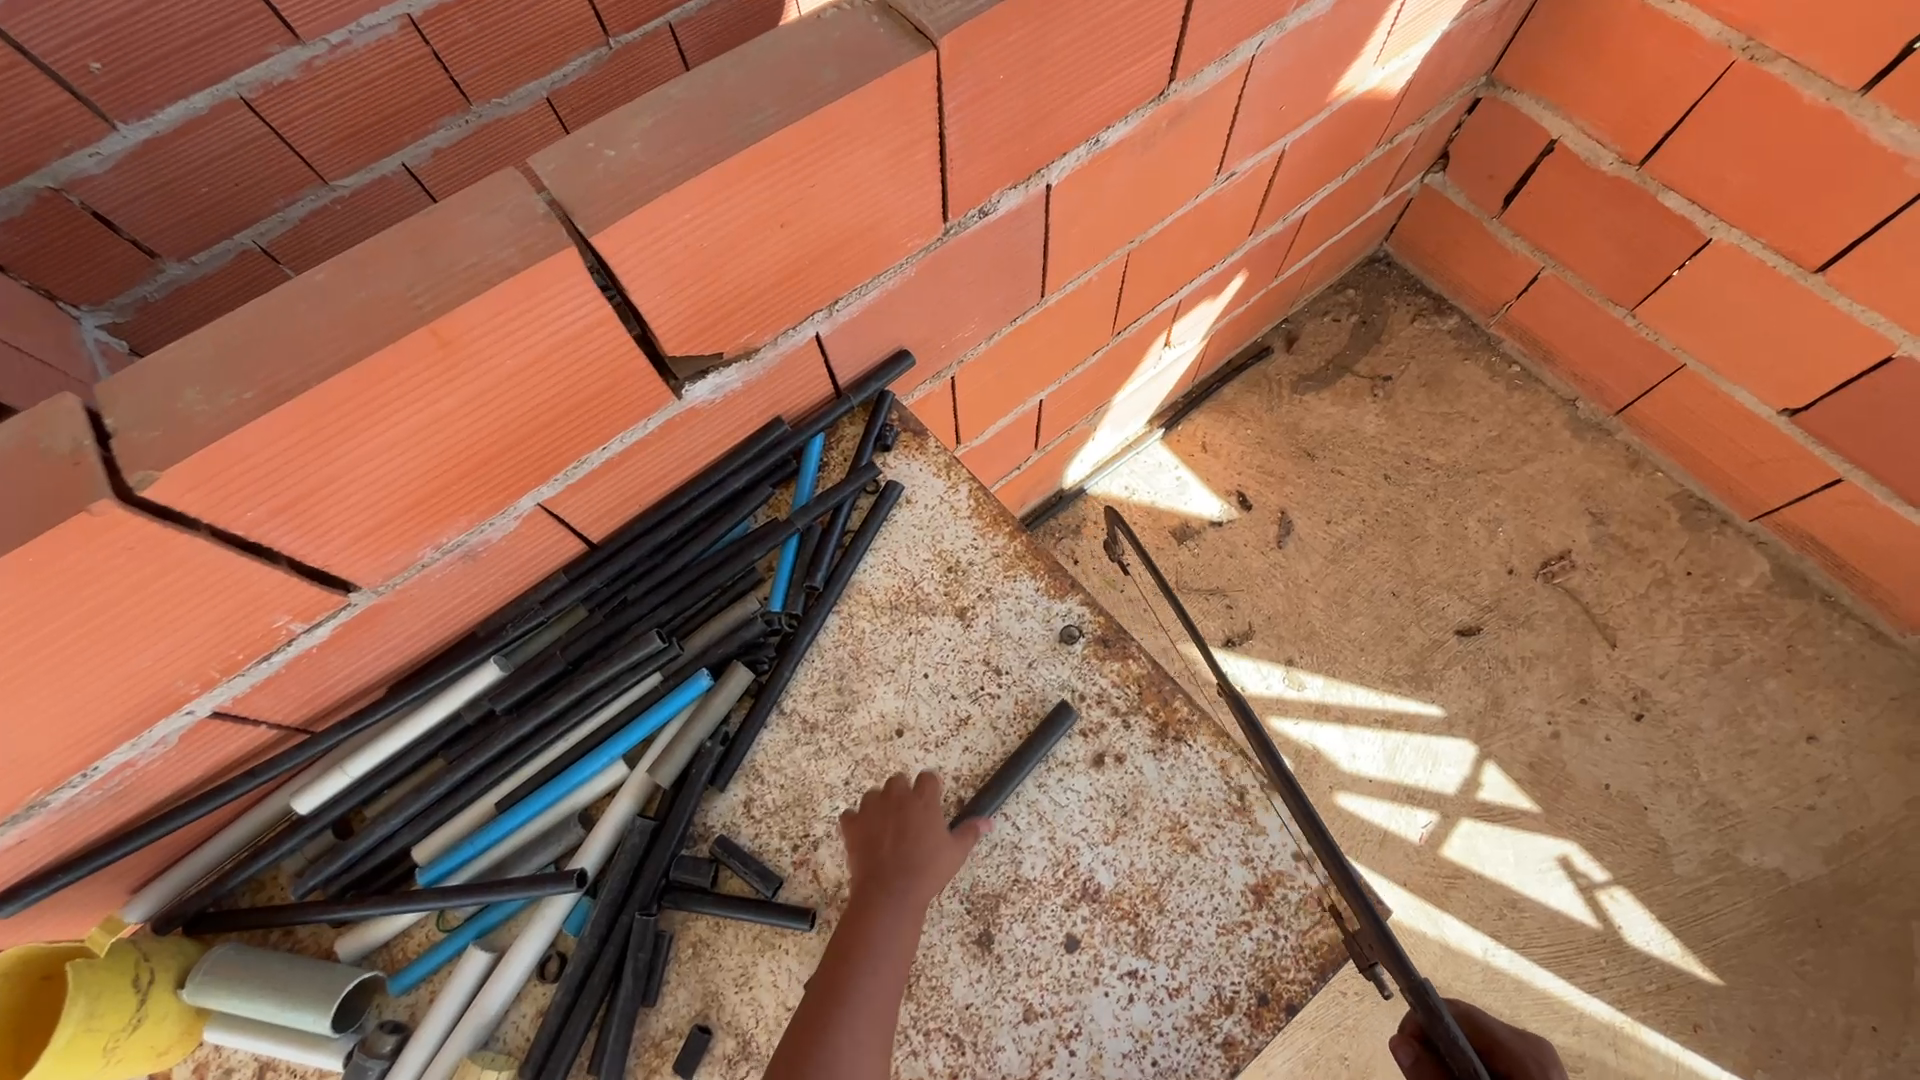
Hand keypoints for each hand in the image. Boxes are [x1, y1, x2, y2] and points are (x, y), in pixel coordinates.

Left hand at [839, 771, 990, 910]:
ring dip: (878, 805)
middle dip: (902, 793)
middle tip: (907, 817)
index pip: (928, 777)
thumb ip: (970, 832)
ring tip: (884, 828)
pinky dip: (855, 822)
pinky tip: (863, 836)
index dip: (929, 788)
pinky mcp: (852, 824)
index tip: (930, 802)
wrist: (890, 893)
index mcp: (924, 800)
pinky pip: (850, 815)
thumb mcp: (955, 853)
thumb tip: (988, 822)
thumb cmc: (927, 872)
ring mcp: (871, 809)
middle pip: (897, 780)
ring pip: (873, 795)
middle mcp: (897, 797)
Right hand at [1389, 998, 1566, 1079]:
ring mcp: (1535, 1060)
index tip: (1405, 1054)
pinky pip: (1487, 1060)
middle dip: (1435, 1051)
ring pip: (1471, 1045)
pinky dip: (1469, 1074)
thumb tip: (1399, 1042)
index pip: (1454, 1012)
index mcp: (1524, 1051)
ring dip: (1450, 1066)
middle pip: (1461, 1028)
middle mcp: (1531, 1045)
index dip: (1421, 1025)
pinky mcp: (1534, 1073)